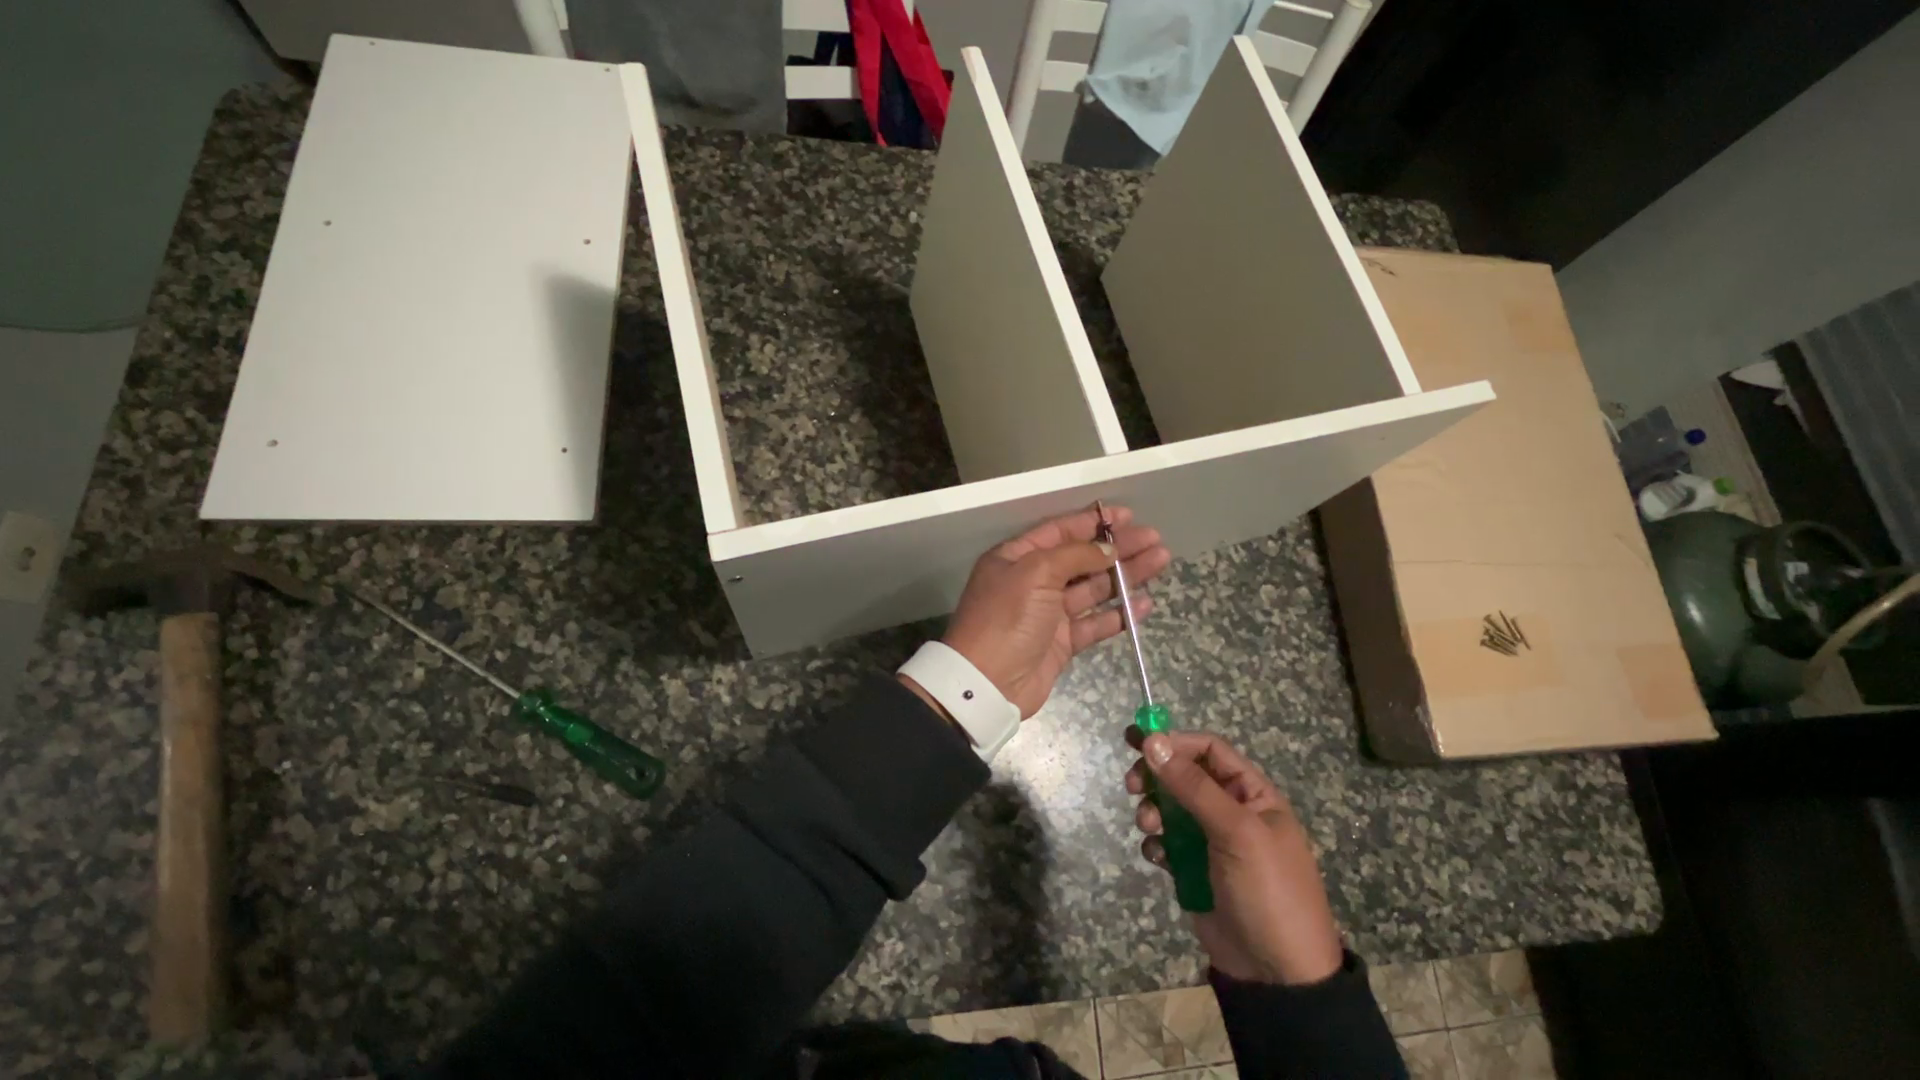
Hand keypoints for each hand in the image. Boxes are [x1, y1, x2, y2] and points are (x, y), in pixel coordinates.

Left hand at [939, 505, 1170, 718]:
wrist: (988, 683)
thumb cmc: (1007, 618)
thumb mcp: (1036, 573)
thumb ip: (1075, 556)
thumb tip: (1107, 549)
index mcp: (1016, 557)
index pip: (1059, 531)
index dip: (1093, 522)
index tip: (1127, 516)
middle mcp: (1032, 582)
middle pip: (1082, 558)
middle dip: (1118, 548)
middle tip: (1154, 539)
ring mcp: (1048, 613)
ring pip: (1093, 589)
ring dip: (1125, 576)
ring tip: (1160, 562)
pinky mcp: (1061, 643)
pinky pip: (1095, 623)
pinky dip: (1119, 614)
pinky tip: (1144, 604)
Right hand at [1127, 731, 1343, 985]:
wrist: (1277, 971)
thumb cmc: (1267, 889)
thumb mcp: (1235, 832)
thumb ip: (1193, 786)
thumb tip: (1153, 741)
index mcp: (1254, 795)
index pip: (1210, 751)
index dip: (1175, 743)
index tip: (1138, 744)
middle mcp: (1232, 812)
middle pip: (1184, 777)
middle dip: (1157, 777)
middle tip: (1132, 785)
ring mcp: (1212, 843)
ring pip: (1170, 810)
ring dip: (1153, 812)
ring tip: (1148, 827)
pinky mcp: (1194, 871)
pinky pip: (1167, 845)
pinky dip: (1156, 846)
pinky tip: (1157, 859)